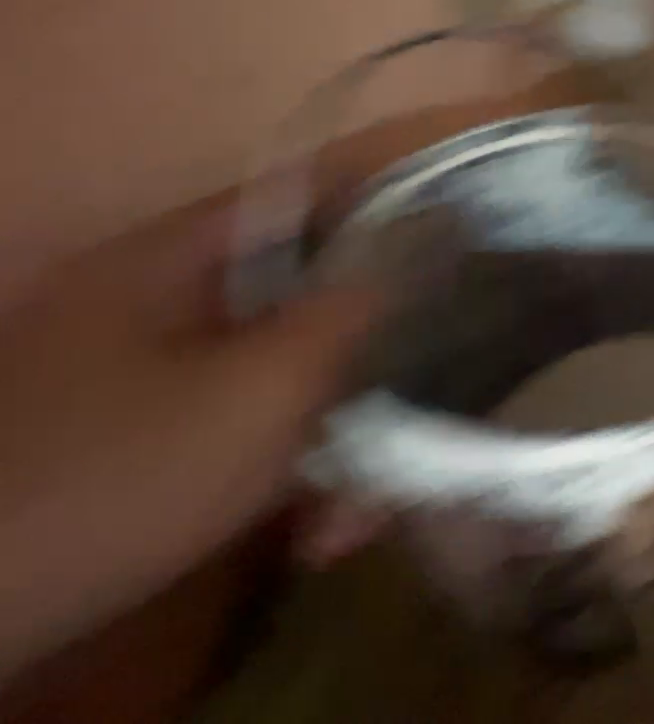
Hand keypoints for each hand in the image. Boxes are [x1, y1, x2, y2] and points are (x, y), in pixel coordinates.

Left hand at [0, 193, 377, 678]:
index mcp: (157, 268)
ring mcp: (134, 381)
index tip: (452, 231)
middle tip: (423, 395)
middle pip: (295, 298)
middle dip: (367, 359)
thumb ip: (347, 311)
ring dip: (336, 443)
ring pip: (276, 378)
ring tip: (355, 516)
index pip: (293, 196)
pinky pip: (241, 431)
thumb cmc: (125, 478)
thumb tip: (409, 254)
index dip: (378, 203)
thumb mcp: (265, 387)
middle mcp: (144, 310)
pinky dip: (287, 475)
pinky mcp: (137, 444)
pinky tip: (316, 533)